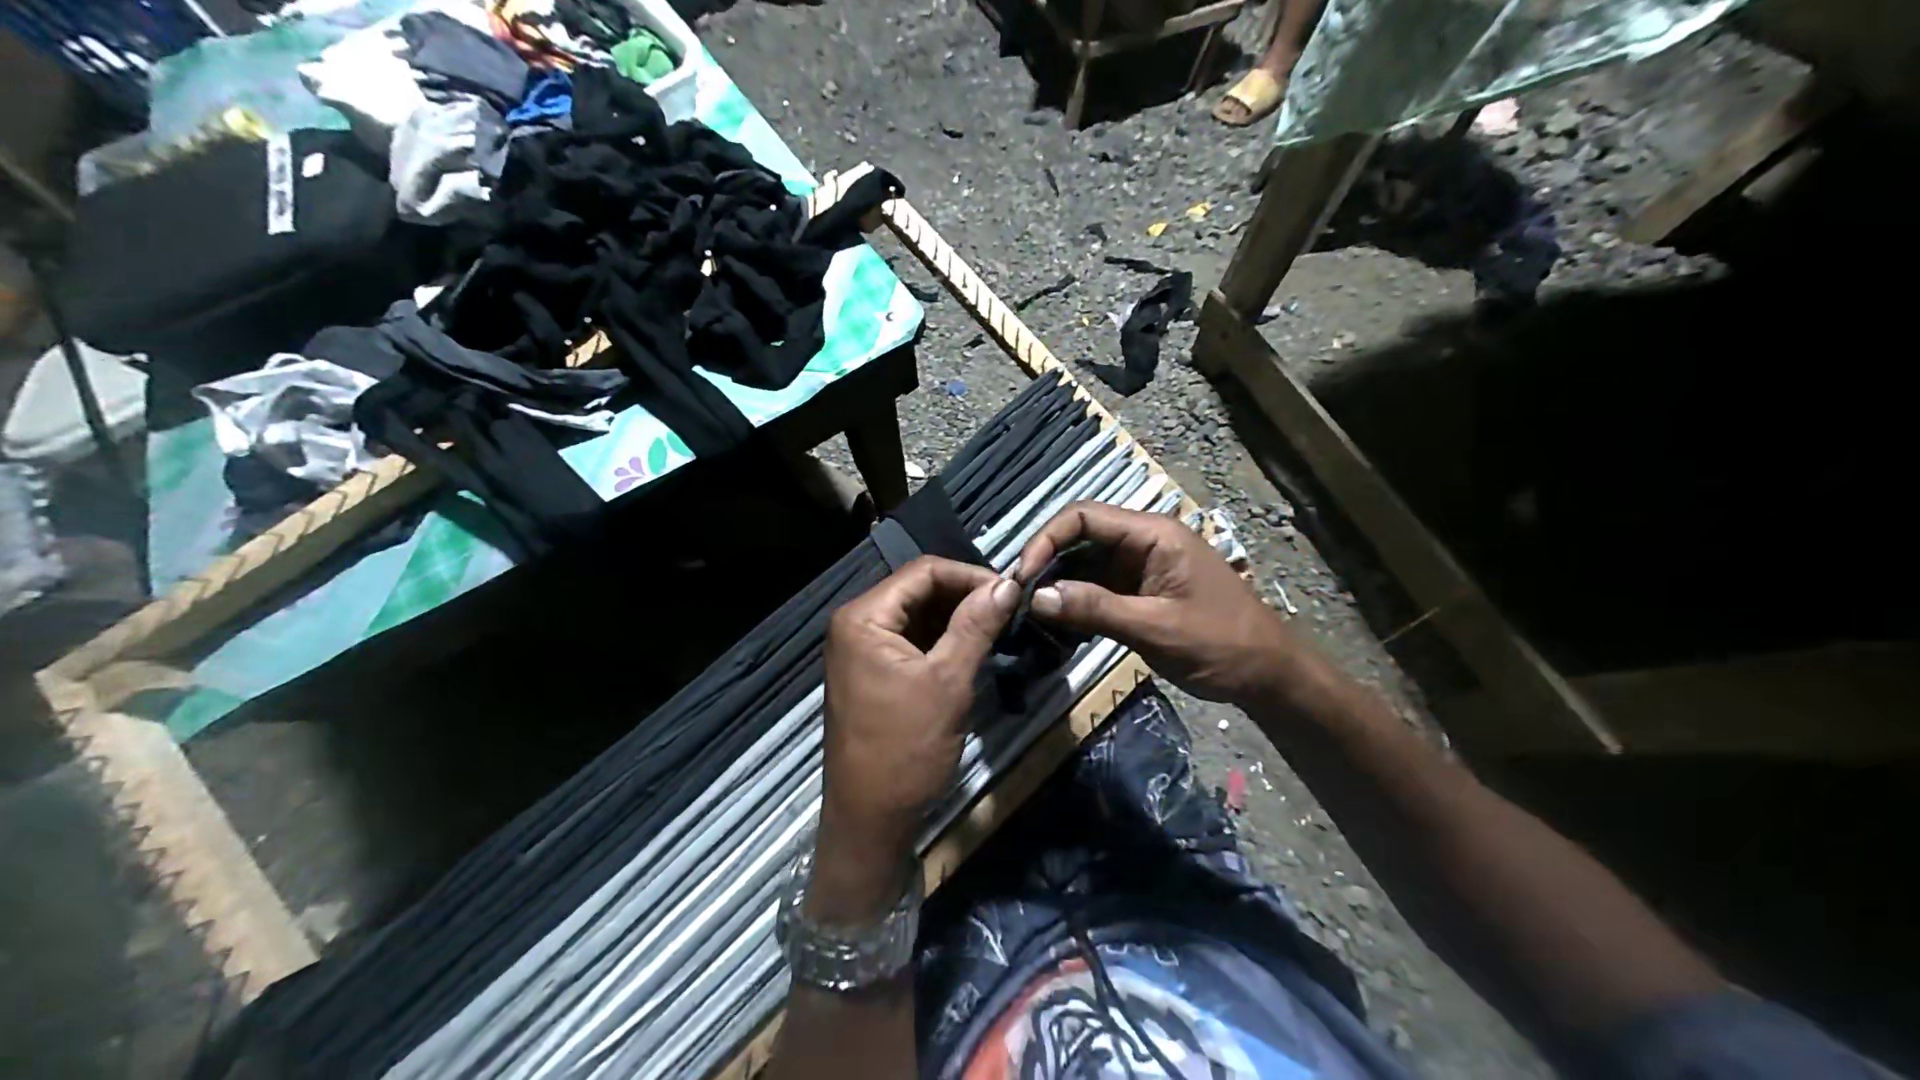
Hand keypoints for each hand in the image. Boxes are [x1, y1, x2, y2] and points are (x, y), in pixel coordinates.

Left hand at [814, 557, 1019, 920]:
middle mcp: (856, 624)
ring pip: (918, 616)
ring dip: (958, 618)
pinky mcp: (873, 673)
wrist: (871, 820)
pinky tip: (975, 649)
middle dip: (965, 596)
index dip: (970, 575)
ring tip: (1000, 627)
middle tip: (1011, 609)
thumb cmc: (905, 749)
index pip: (923, 572)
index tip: (1012, 590)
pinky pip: (912, 641)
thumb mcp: (947, 682)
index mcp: (863, 617)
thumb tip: (1008, 584)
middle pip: (919, 590)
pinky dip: (943, 641)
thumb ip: (976, 626)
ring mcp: (863, 650)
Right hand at [1016, 502, 1329, 710]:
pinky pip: (1094, 590)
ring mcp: (1138, 568)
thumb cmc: (1221, 642)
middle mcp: (1141, 542)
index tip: (1022, 575)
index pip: (1083, 516)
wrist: (1266, 673)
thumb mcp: (1156, 626)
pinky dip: (1073, 605)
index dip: (1046, 539)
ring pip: (1082, 565)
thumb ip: (1096, 608)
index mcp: (1152, 534)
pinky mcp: (1136, 593)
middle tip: (1017, 599)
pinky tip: (1054, 627)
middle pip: (1078, 538)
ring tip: (1028, 616)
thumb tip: (1035, 597)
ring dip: (1055, 587)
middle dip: (1045, 564)